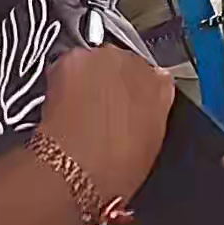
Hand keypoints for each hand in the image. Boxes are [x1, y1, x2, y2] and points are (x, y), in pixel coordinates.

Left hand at [39, 46, 173, 212]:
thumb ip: (151, 113)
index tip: (123, 103)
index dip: (133, 91)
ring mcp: (104, 58)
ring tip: (77, 106)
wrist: (77, 166)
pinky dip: (63, 78)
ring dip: (87, 76)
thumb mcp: (148, 144)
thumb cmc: (114, 166)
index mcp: (160, 86)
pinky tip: (62, 103)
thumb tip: (143, 105)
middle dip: (110, 79)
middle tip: (97, 106)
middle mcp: (136, 64)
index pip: (151, 76)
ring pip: (94, 61)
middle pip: (121, 63)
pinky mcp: (73, 58)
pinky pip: (68, 64)